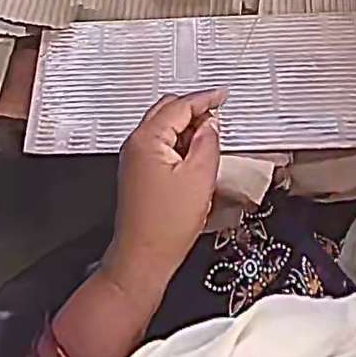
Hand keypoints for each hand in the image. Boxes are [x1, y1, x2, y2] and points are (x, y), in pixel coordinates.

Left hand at [106, 89, 226, 288]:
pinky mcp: (138, 172)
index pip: (180, 105)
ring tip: (209, 138)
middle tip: (217, 115)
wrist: (142, 261)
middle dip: (194, 108)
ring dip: (187, 126)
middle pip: (168, 109)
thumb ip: (208, 141)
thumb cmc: (166, 226)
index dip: (205, 99)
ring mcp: (135, 158)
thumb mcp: (200, 177)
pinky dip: (179, 142)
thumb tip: (211, 123)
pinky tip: (195, 157)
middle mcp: (136, 144)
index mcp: (148, 139)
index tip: (221, 95)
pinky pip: (160, 143)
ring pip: (164, 126)